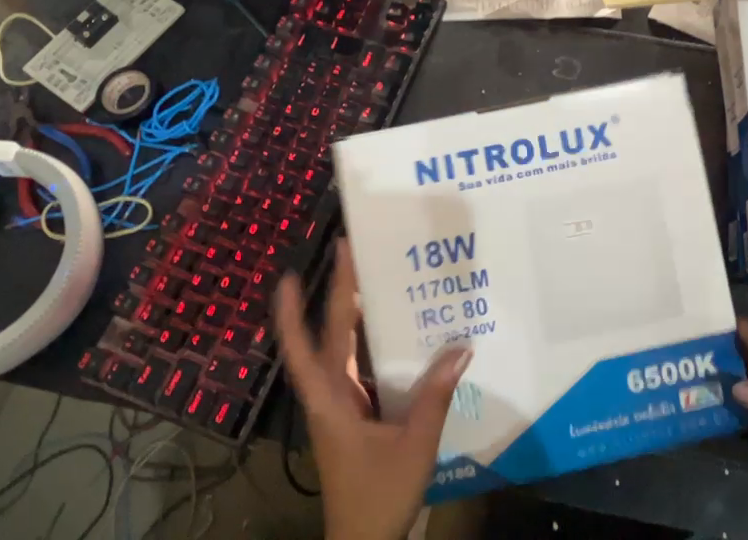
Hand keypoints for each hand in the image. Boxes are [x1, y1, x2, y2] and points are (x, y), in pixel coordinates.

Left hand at [275, 242, 471, 539]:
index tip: (287, 274)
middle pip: (325, 337)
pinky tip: (397, 334)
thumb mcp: (414, 445)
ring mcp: (340, 407)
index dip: (291, 311)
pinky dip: (371, 346)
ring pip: (341, 352)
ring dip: (351, 317)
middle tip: (353, 253)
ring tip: (376, 280)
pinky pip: (360, 371)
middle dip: (335, 295)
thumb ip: (435, 397)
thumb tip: (461, 348)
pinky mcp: (354, 418)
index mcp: (330, 399)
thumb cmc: (379, 494)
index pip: (305, 347)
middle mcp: (329, 395)